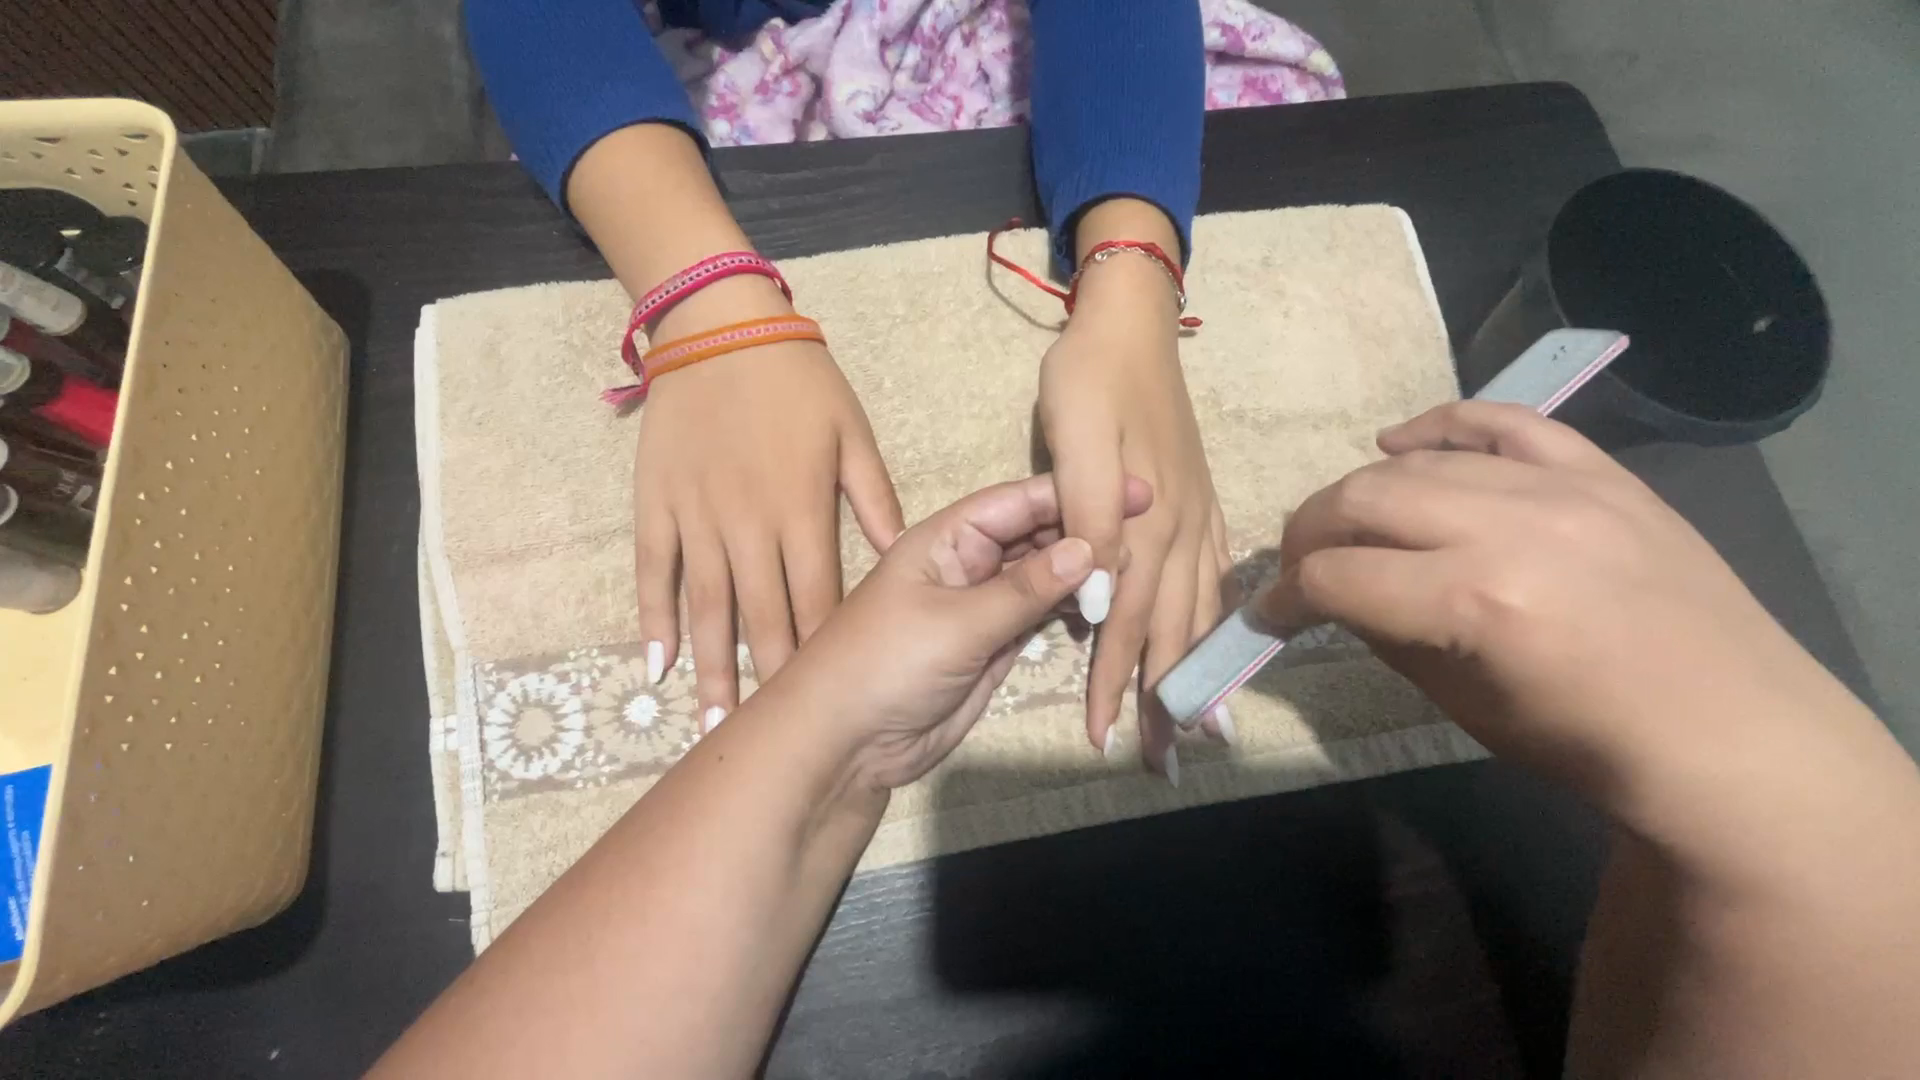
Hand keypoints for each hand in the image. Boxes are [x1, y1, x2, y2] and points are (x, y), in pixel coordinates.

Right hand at [635, 340, 902, 727]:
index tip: (835, 702)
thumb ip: (875, 500)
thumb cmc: (799, 382)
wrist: (720, 328)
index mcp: (803, 512)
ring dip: (714, 669)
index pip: (819, 599)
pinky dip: (655, 619)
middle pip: (764, 617)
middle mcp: (749, 527)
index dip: (825, 654)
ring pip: (708, 608)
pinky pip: (654, 572)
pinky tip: (658, 666)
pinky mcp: (656, 507)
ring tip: (716, 723)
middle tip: (773, 739)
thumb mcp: (852, 435)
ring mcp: (697, 520)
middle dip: (773, 680)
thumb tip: (900, 556)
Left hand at [772, 473, 1153, 791]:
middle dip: (1086, 536)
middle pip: (1037, 538)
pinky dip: (1070, 613)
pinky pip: (1039, 619)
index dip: (1075, 494)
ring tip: (1137, 572)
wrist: (847, 741)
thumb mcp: (956, 621)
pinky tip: (1105, 608)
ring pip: (1043, 579)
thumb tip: (1089, 547)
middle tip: (1148, 537)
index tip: (1136, 489)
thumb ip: (1024, 588)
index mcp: (949, 537)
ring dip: (1083, 576)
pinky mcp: (994, 645)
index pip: (1020, 503)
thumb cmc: (888, 662)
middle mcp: (970, 562)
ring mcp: (984, 605)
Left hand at [1040, 248, 1232, 782]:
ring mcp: (1196, 516)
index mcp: (1138, 522)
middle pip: (1170, 628)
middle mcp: (1176, 530)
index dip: (1117, 681)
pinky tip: (1223, 638)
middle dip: (1165, 696)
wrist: (1129, 323)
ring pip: (1197, 609)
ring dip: (1197, 668)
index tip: (1112, 739)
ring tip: (1203, 720)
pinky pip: (1212, 576)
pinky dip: (1215, 619)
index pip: (1123, 620)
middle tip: (1166, 759)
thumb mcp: (1071, 441)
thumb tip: (1102, 606)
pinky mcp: (1201, 504)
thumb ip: (1086, 521)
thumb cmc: (1085, 380)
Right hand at [1254, 401, 1873, 815]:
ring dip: (1358, 492)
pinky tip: (1399, 444)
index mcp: (1475, 603)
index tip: (1269, 614)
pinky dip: (1439, 425)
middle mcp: (1511, 529)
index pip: (1334, 577)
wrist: (1731, 737)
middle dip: (1306, 535)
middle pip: (1359, 500)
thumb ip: (1383, 631)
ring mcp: (1562, 489)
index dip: (1284, 597)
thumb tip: (1330, 594)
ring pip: (1416, 462)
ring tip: (1348, 525)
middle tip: (1299, 567)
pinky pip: (1503, 421)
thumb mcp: (1457, 702)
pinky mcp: (1600, 473)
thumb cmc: (1583, 741)